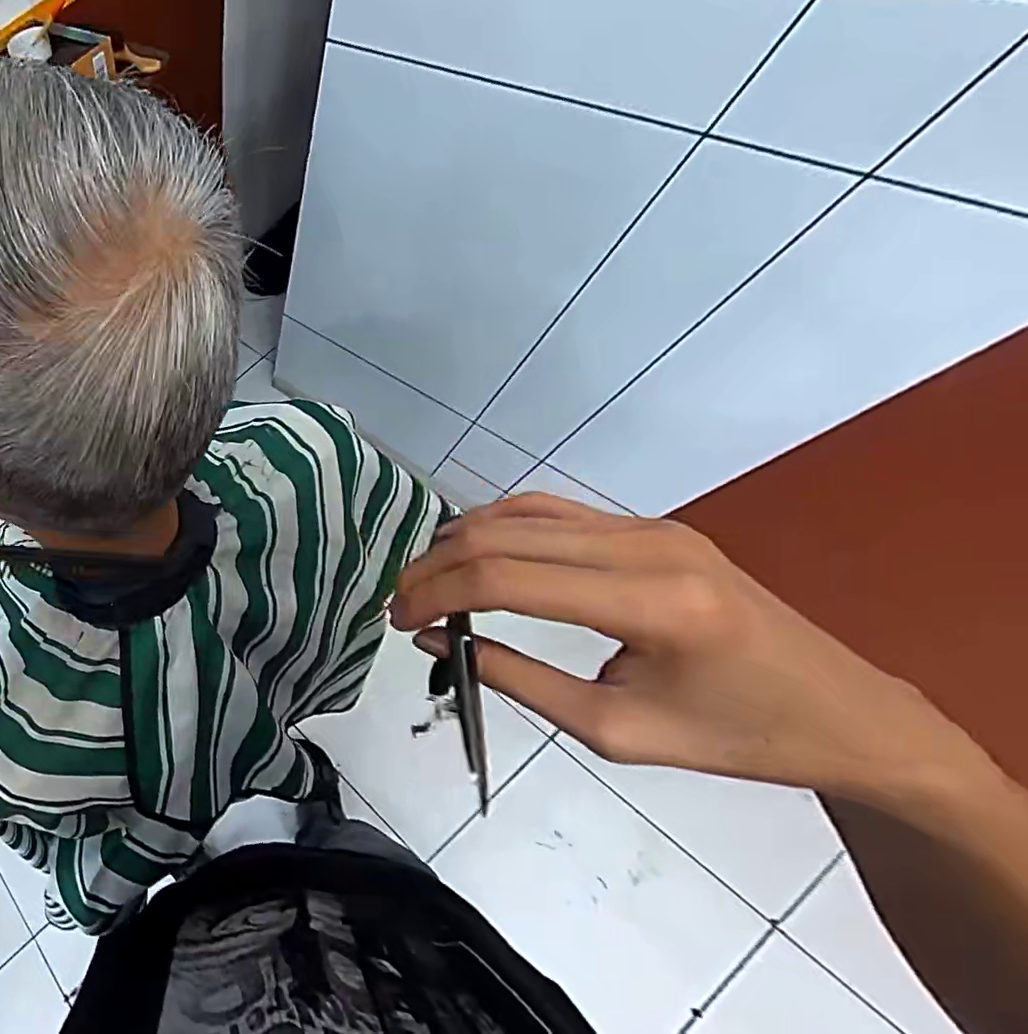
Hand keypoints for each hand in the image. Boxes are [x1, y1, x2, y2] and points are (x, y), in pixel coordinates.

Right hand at [389, 493, 986, 807]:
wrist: (850, 715)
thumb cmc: (736, 738)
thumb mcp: (614, 731)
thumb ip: (514, 679)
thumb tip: (435, 640)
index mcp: (653, 604)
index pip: (506, 580)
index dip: (436, 595)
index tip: (398, 621)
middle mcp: (648, 546)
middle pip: (501, 538)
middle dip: (433, 569)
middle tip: (399, 604)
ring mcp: (650, 527)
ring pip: (517, 514)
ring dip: (456, 545)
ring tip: (424, 581)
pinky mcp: (648, 526)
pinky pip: (549, 510)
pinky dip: (494, 526)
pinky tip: (467, 547)